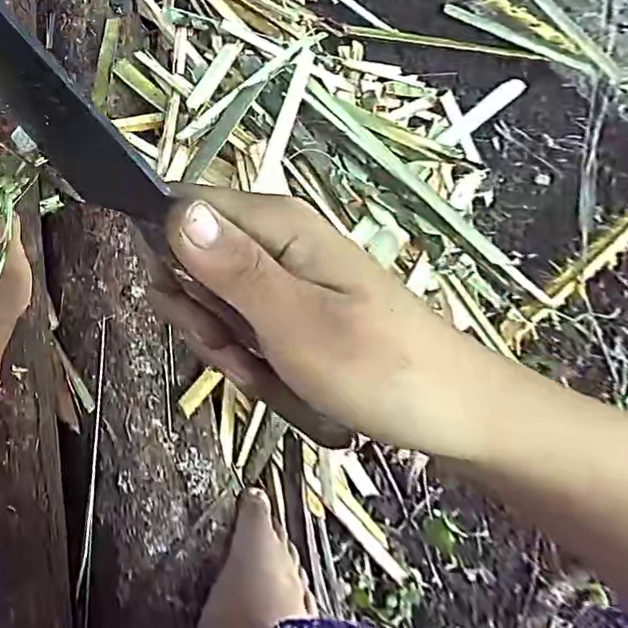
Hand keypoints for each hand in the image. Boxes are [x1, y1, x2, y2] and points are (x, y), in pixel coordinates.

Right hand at [148, 186, 531, 459]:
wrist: (462, 420)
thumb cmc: (384, 370)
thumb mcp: (299, 323)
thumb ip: (233, 268)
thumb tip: (175, 212)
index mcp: (274, 220)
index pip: (179, 206)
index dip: (165, 253)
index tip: (189, 304)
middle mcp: (271, 234)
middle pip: (185, 254)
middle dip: (196, 309)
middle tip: (233, 347)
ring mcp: (278, 269)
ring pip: (205, 294)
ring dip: (219, 339)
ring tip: (261, 369)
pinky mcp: (284, 300)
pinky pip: (233, 319)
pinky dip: (241, 353)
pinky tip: (273, 375)